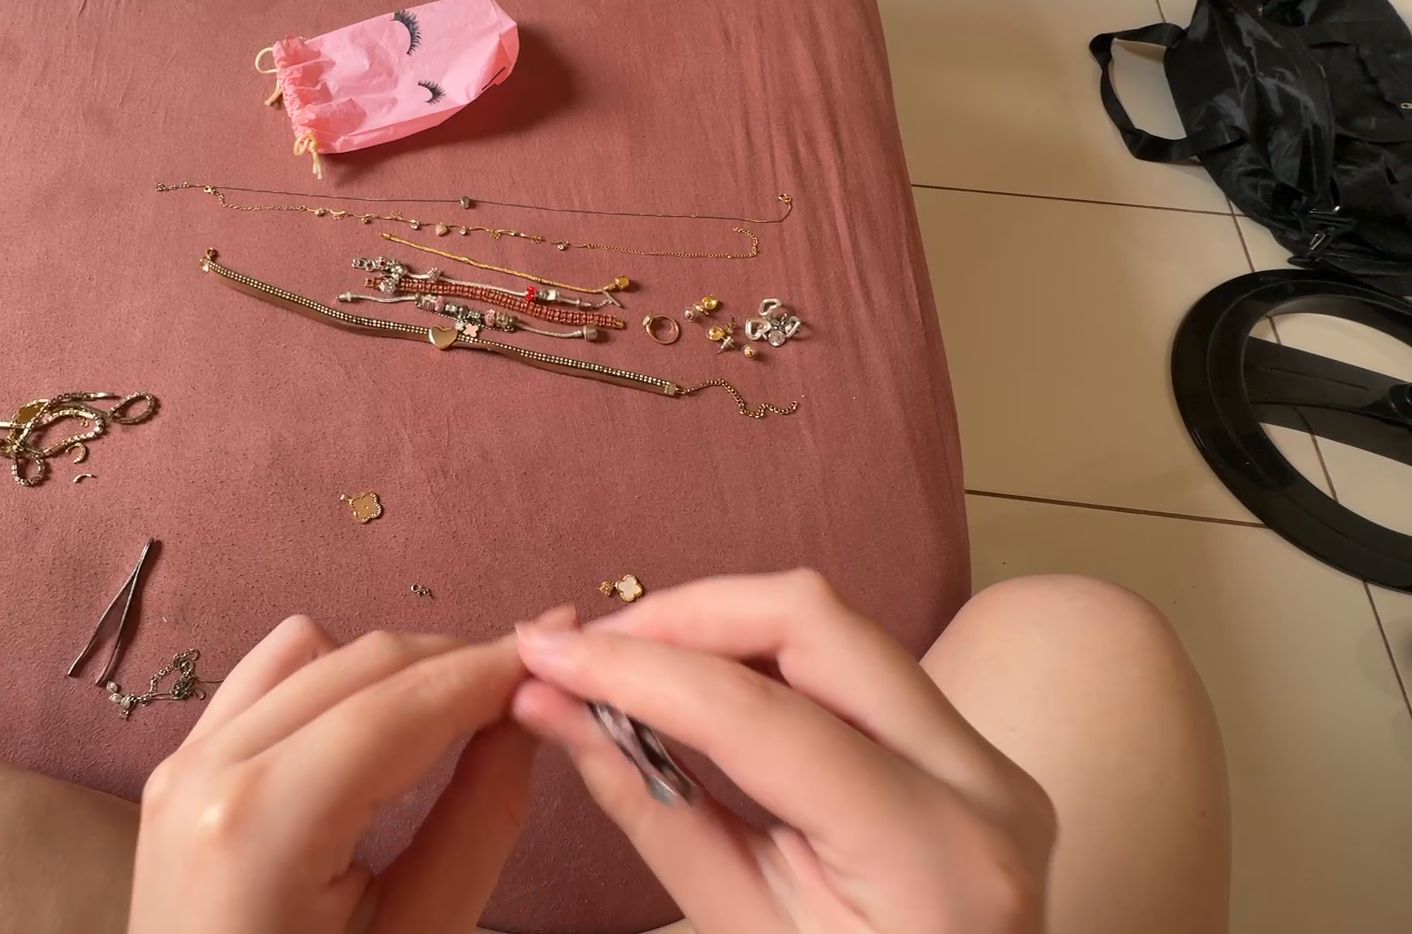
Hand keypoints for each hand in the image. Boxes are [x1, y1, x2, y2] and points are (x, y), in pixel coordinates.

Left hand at [129, 614, 546, 933]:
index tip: (547, 649)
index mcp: (259, 826)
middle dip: (451, 662)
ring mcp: (183, 756)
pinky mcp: (180, 758)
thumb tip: (522, 713)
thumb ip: (480, 819)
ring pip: (314, 648)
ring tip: (447, 711)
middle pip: (362, 661)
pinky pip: (267, 672)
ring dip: (393, 667)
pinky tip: (367, 719)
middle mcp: (208, 766)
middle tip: (520, 683)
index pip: (398, 708)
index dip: (483, 671)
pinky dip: (332, 672)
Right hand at [513, 572, 1056, 933]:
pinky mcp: (949, 730)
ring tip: (626, 659)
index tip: (544, 654)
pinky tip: (686, 673)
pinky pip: (828, 646)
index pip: (753, 713)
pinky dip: (739, 642)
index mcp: (930, 858)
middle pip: (805, 615)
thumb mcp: (733, 927)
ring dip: (705, 619)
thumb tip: (541, 700)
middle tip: (590, 649)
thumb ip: (638, 798)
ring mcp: (973, 744)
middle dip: (677, 614)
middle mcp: (975, 775)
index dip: (633, 669)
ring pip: (817, 616)